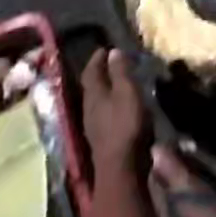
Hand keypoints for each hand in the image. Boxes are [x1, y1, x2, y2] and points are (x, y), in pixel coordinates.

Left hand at [81, 48, 149, 174]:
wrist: (121, 167)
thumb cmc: (125, 125)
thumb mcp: (127, 92)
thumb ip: (120, 72)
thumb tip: (112, 51)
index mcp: (93, 93)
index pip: (90, 70)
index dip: (97, 58)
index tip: (104, 49)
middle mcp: (88, 107)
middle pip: (90, 86)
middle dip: (98, 74)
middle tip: (109, 65)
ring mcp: (92, 125)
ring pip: (95, 101)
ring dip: (103, 91)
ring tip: (115, 86)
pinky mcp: (101, 140)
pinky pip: (102, 115)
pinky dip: (108, 107)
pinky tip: (117, 111)